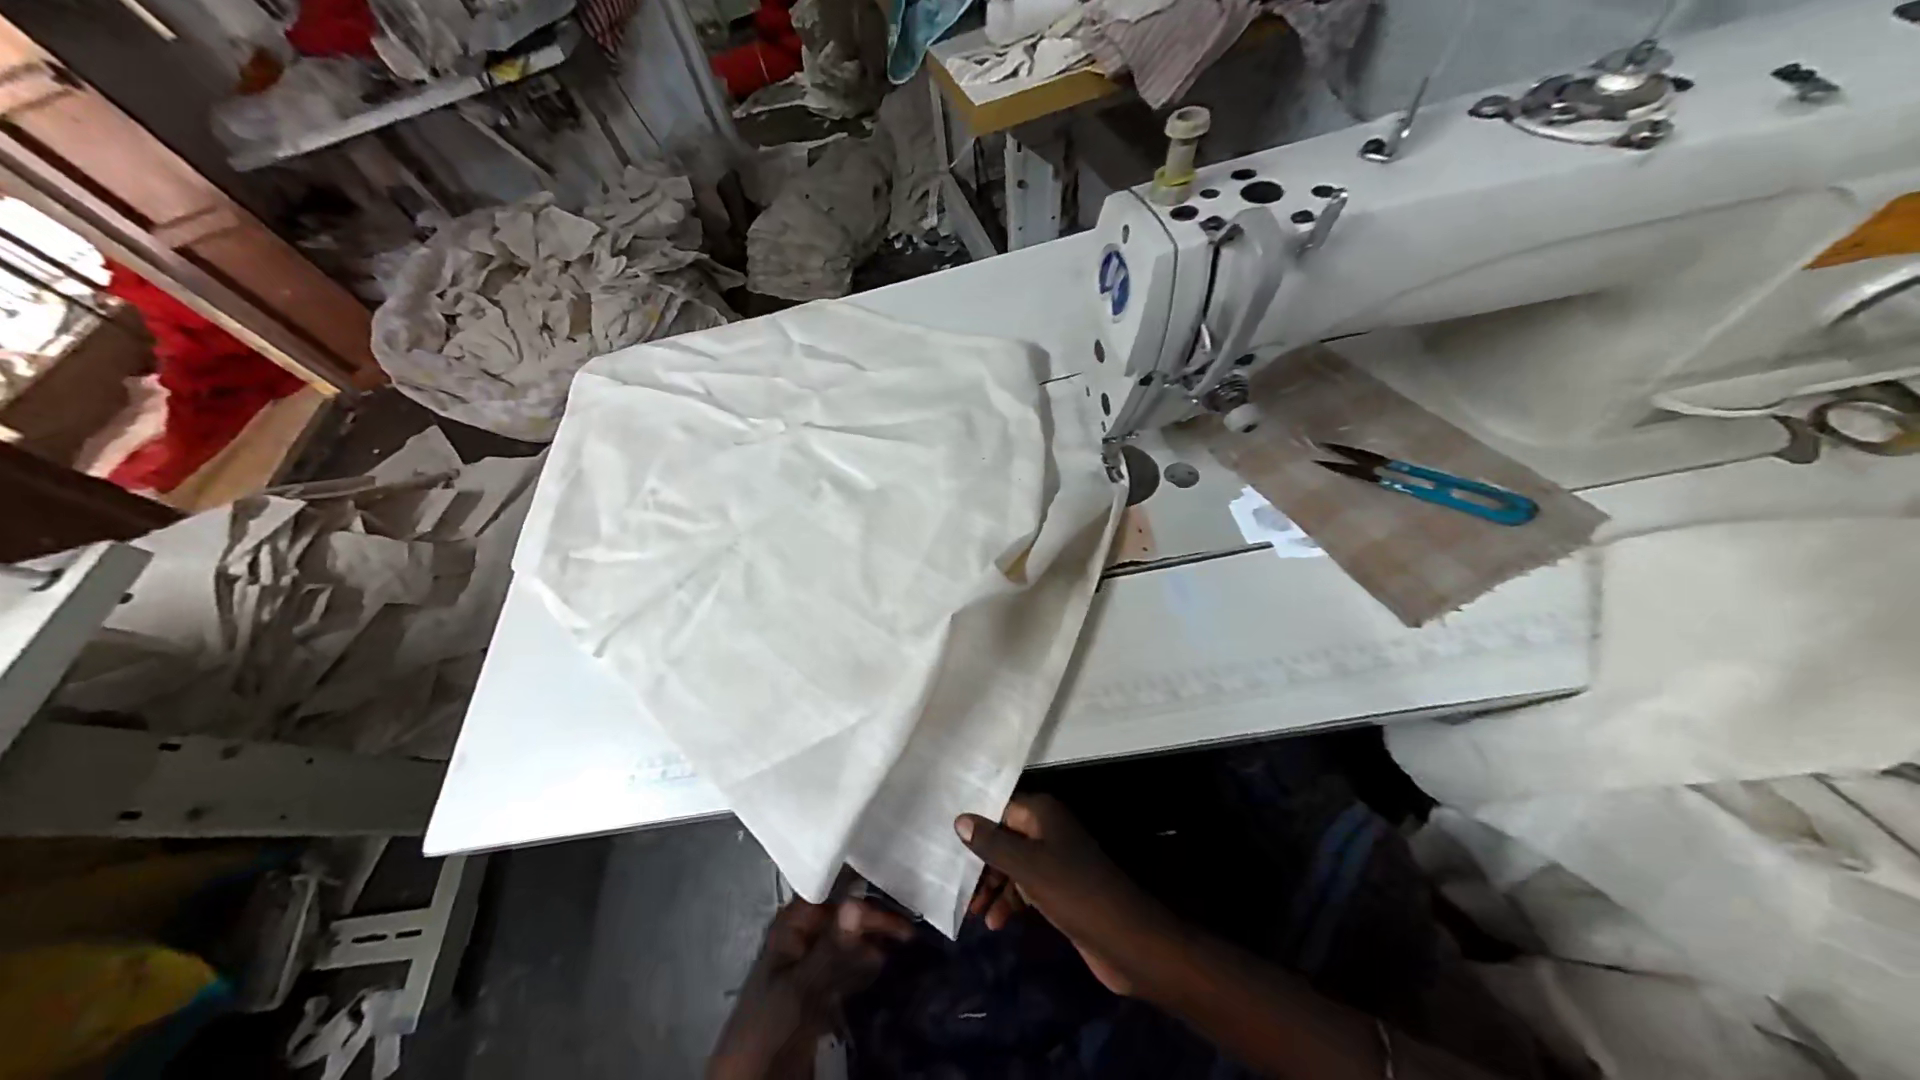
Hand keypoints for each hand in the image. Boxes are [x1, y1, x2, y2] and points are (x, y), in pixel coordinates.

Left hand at [708, 897, 913, 1079]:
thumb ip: (831, 946)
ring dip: (873, 941)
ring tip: (904, 942)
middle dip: (873, 920)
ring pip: (849, 943)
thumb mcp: (800, 987)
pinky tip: (884, 964)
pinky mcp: (820, 993)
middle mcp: (803, 939)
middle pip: (843, 918)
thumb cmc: (768, 1027)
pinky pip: (848, 968)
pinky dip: (866, 964)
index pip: (831, 894)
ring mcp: (812, 966)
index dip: (861, 890)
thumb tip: (858, 903)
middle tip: (908, 931)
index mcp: (791, 927)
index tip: (896, 891)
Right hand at [956, 794, 1175, 996]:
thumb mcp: (1027, 867)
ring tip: (975, 912)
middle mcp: (1048, 831)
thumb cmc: (1074, 892)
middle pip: (1003, 838)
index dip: (974, 823)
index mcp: (1043, 814)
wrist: (1126, 939)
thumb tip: (960, 819)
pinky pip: (1026, 888)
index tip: (945, 840)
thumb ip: (992, 843)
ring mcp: (1055, 861)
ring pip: (1012, 865)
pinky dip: (1010, 902)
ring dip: (993, 887)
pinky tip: (997, 923)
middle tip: (959, 887)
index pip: (999, 808)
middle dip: (981, 863)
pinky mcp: (1059, 889)